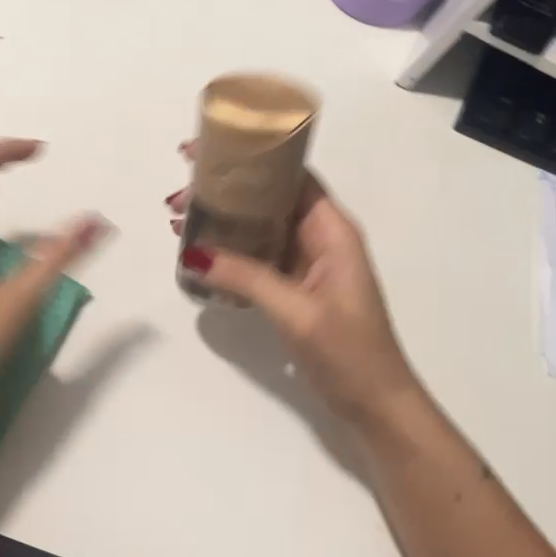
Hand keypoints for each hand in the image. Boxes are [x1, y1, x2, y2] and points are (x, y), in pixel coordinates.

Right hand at [168, 155, 421, 423]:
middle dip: (225, 190)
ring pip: (259, 227)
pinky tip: (198, 253)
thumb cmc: (349, 353)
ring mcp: (307, 263)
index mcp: (332, 230)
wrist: (377, 405)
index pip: (290, 174)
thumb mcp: (296, 312)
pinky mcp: (296, 288)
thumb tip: (194, 251)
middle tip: (179, 192)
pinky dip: (229, 250)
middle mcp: (320, 238)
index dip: (251, 156)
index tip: (206, 150)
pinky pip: (258, 255)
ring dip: (222, 221)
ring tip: (178, 220)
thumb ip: (247, 278)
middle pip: (269, 197)